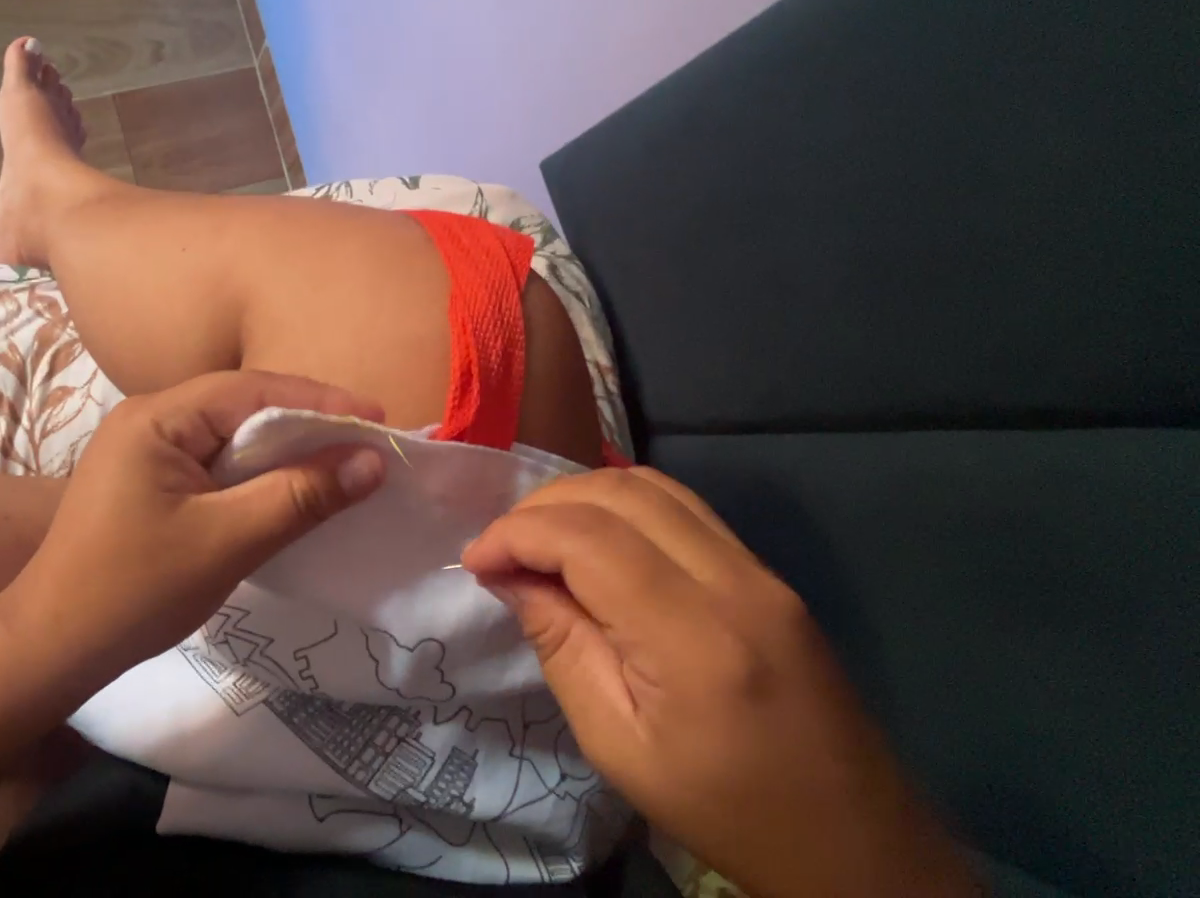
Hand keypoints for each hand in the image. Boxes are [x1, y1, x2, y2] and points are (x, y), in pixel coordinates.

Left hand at [0, 371, 387, 686]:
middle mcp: (147, 420)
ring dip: (281, 449)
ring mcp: (142, 450)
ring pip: (227, 436)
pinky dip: (253, 473)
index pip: (251, 390)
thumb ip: (300, 496)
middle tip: (366, 442)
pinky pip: (212, 462)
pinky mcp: (145, 481)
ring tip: (338, 463)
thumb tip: (371, 461)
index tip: (378, 420)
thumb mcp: (227, 541)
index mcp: (157, 418)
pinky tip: (285, 488)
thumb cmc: (136, 589)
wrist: (54, 644)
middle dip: (304, 423)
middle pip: (239, 406)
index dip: (319, 401)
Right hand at [463, 467, 977, 897]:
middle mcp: (734, 581)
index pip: (587, 539)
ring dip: (580, 497)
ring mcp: (760, 571)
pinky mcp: (767, 575)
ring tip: (539, 537)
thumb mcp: (615, 743)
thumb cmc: (723, 808)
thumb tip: (509, 577)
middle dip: (541, 507)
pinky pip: (682, 507)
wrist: (855, 845)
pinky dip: (622, 505)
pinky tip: (594, 540)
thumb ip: (560, 645)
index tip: (475, 561)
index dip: (516, 534)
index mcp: (694, 636)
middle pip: (618, 493)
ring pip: (652, 486)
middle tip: (501, 547)